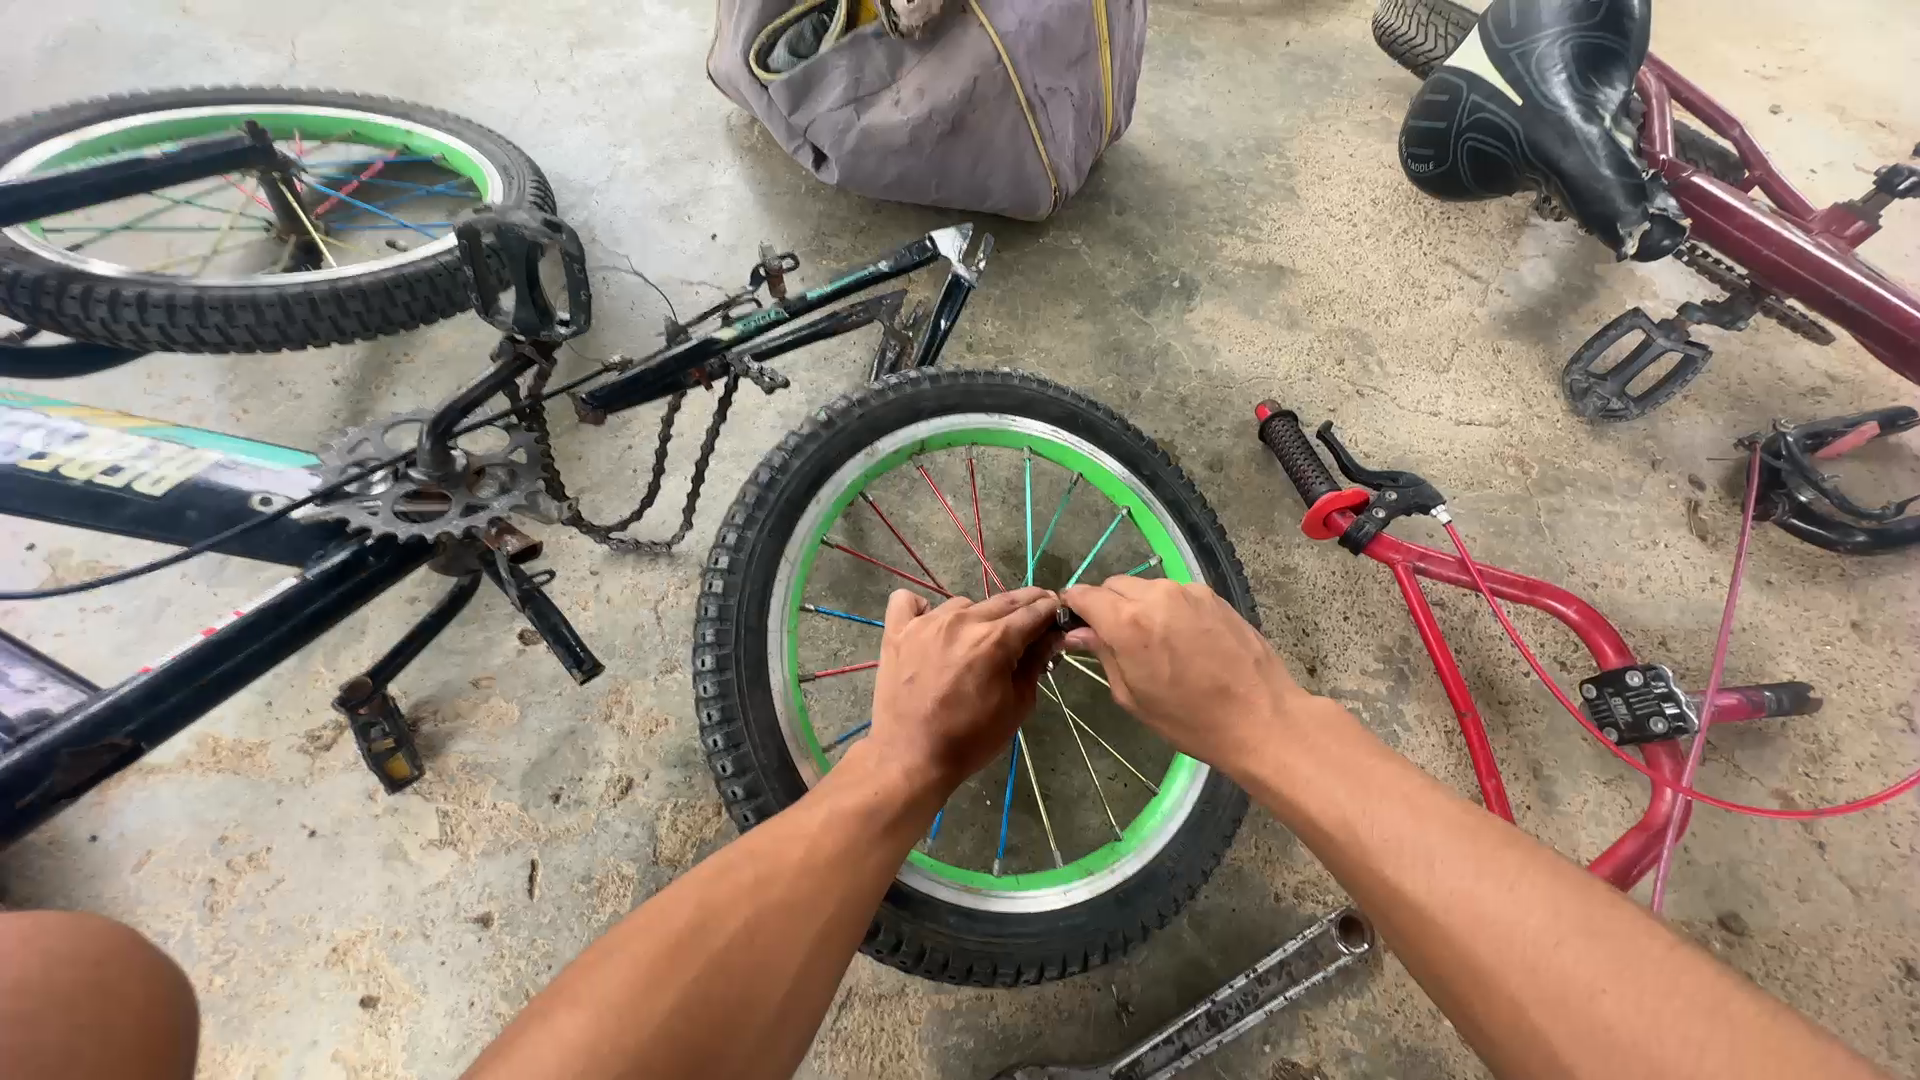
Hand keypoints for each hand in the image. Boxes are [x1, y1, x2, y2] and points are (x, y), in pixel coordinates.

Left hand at [864, 587, 1060, 794]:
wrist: (910, 757)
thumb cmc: (970, 739)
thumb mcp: (1016, 706)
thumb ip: (1035, 664)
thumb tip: (1051, 637)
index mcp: (995, 640)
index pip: (1033, 611)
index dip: (1050, 609)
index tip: (1057, 612)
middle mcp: (962, 620)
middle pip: (1003, 601)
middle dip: (1026, 604)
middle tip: (1035, 615)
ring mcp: (926, 622)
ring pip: (963, 603)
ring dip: (978, 614)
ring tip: (979, 638)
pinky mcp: (897, 630)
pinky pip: (909, 601)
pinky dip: (923, 608)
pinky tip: (932, 626)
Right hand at [1061, 577, 1315, 775]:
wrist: (1262, 718)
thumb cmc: (1190, 720)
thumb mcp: (1133, 696)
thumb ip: (1103, 654)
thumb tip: (1078, 632)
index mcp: (1128, 622)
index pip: (1085, 595)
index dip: (1074, 606)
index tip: (1073, 622)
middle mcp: (1156, 595)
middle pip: (1114, 585)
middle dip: (1106, 605)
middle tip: (1113, 638)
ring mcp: (1188, 591)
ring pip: (1145, 587)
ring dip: (1137, 605)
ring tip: (1152, 640)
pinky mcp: (1213, 595)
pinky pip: (1175, 593)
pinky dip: (1166, 607)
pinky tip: (1182, 638)